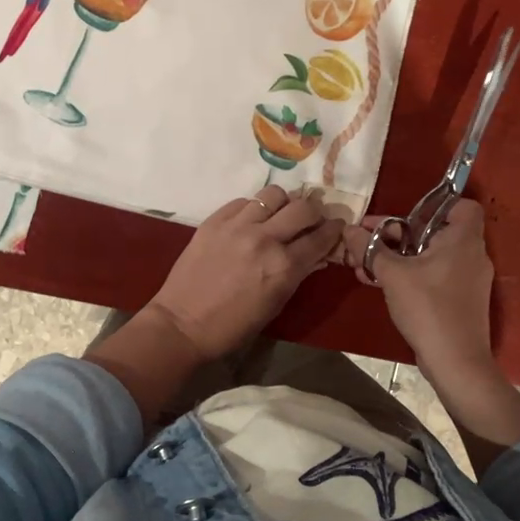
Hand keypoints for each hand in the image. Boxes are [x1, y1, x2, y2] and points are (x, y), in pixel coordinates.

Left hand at [146, 184, 344, 359]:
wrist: (183, 323)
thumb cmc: (234, 325)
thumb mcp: (276, 304)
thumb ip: (298, 274)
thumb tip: (317, 255)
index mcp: (284, 266)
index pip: (320, 237)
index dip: (333, 230)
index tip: (336, 226)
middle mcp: (264, 239)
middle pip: (302, 207)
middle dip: (314, 212)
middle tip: (311, 219)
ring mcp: (237, 226)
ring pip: (273, 195)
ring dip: (283, 203)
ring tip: (279, 214)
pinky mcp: (214, 220)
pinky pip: (243, 201)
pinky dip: (253, 207)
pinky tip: (251, 220)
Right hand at [342, 200, 495, 372]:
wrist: (455, 362)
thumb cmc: (428, 307)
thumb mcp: (392, 274)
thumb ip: (370, 248)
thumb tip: (349, 229)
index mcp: (462, 240)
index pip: (463, 206)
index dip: (437, 205)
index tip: (406, 215)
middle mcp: (472, 255)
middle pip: (436, 231)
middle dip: (399, 234)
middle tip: (370, 241)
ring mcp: (468, 280)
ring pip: (431, 256)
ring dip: (398, 257)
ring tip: (365, 265)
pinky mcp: (460, 300)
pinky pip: (433, 276)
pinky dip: (410, 275)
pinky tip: (379, 283)